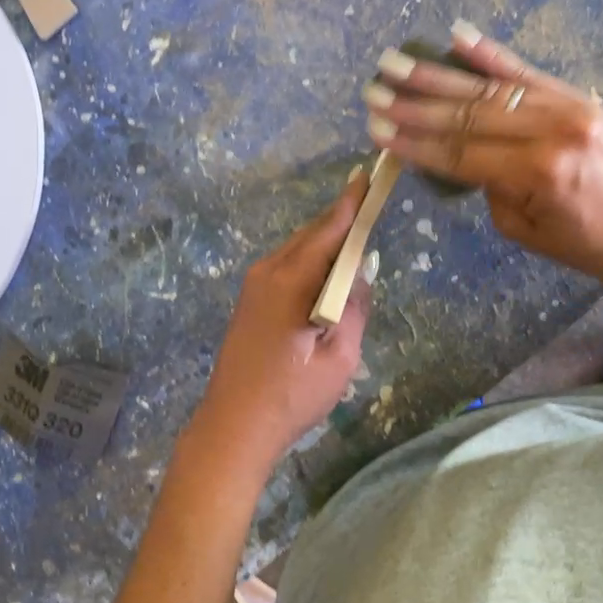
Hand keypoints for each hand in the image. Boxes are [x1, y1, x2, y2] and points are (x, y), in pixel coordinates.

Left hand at [191, 169, 375, 471]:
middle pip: (310, 235)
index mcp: (290, 281)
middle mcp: (268, 272)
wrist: (233, 426)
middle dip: (340, 218)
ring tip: (356, 230)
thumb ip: (353, 309)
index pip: (328, 231)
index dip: (351, 204)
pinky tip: (328, 269)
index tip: (368, 176)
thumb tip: (359, 273)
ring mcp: (254, 285)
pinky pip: (286, 266)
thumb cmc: (291, 397)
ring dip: (324, 240)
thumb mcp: (339, 357)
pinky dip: (310, 259)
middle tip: (369, 198)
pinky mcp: (250, 300)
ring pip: (296, 249)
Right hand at [364, 20, 602, 292]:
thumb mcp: (522, 228)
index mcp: (535, 173)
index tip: (376, 130)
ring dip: (436, 75)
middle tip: (373, 93)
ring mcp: (566, 107)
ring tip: (394, 62)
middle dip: (413, 105)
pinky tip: (456, 36)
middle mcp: (549, 132)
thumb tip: (458, 149)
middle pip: (466, 114)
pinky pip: (525, 71)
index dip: (413, 143)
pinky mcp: (576, 96)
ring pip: (487, 88)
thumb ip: (487, 185)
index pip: (458, 153)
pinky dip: (489, 54)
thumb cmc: (583, 243)